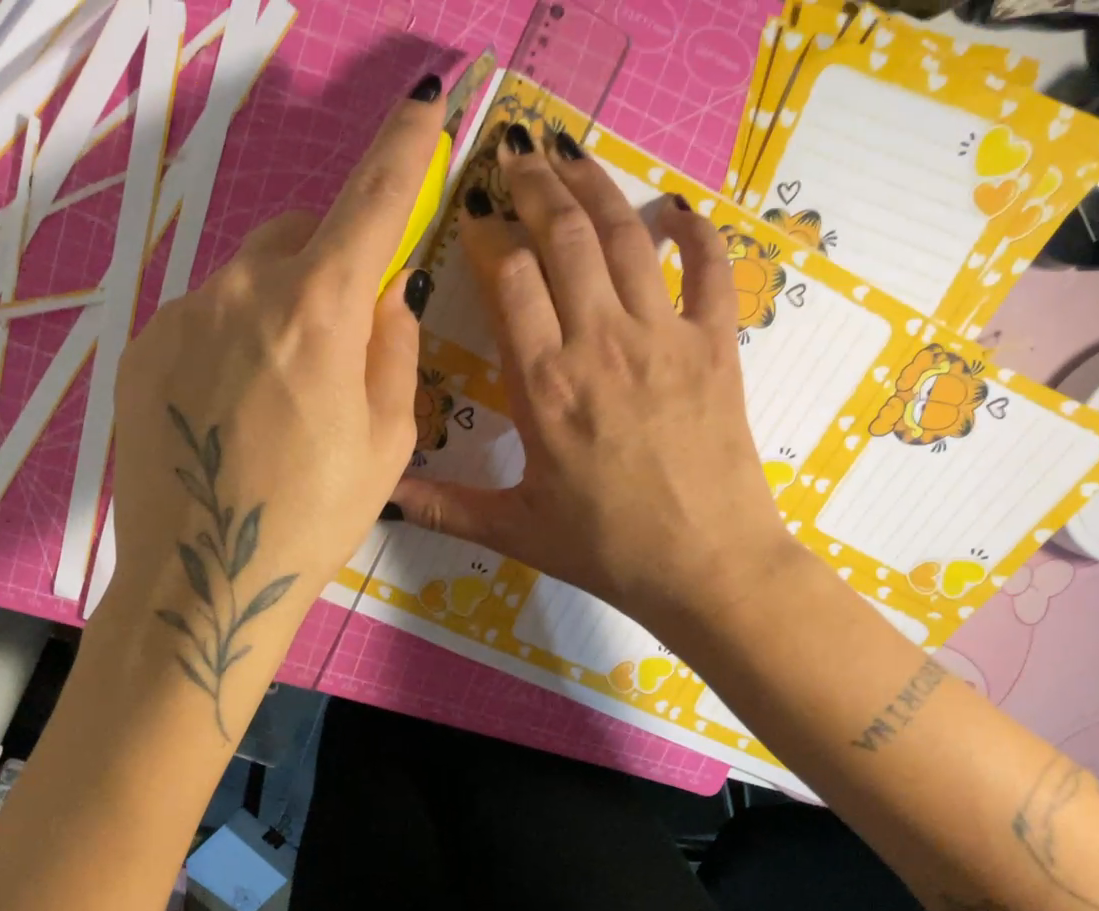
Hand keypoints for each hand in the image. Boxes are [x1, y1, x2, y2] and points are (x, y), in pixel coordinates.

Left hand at [103, 76, 443, 694]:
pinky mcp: (144, 348)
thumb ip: (394, 348)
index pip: (371, 199)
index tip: (424, 106)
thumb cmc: (314, 518)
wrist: (201, 580)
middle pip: (300, 236)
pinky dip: (232, 338)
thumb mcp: (388, 441)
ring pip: (249, 278)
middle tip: (341, 342)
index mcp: (316, 308)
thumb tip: (382, 291)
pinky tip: (232, 410)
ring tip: (280, 396)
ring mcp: (182, 315)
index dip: (405, 148)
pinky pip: (205, 316)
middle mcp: (242, 289)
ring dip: (279, 307)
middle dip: (330, 265)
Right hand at [390, 126, 799, 624]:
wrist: (708, 569)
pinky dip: (697, 231)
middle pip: (565, 237)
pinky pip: (712, 270)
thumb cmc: (606, 550)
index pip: (510, 278)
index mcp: (543, 386)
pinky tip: (676, 208)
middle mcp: (600, 345)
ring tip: (569, 154)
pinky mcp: (717, 347)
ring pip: (627, 238)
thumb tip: (381, 494)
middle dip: (535, 187)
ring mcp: (664, 339)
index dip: (490, 235)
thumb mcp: (514, 530)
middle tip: (515, 156)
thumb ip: (443, 505)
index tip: (476, 216)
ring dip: (596, 187)